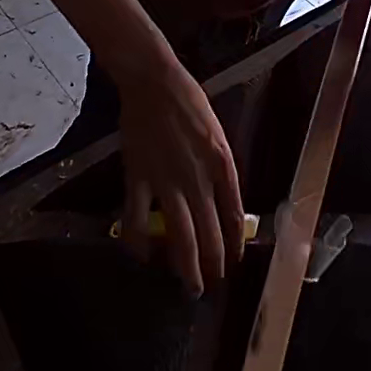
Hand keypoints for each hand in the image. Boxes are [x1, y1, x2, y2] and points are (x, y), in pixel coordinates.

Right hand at [115, 61, 244, 295]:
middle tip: (212, 286)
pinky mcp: (138, 178)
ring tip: (190, 287)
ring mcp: (168, 181)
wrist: (154, 82)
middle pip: (210, 232)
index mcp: (222, 163)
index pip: (233, 214)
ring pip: (180, 235)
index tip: (233, 261)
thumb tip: (220, 195)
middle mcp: (198, 178)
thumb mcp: (216, 132)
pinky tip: (139, 257)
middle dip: (213, 265)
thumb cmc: (189, 100)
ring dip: (186, 267)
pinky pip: (136, 220)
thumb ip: (219, 165)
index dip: (234, 243)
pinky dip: (137, 243)